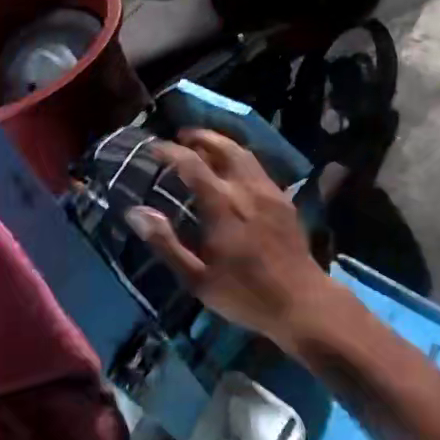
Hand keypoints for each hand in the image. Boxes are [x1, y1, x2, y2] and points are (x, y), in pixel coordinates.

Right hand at [124, 129, 336, 345]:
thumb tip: (136, 212)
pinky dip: (239, 158)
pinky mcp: (284, 200)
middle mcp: (246, 188)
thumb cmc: (245, 294)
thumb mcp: (197, 279)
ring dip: (221, 143)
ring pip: (243, 153)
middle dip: (200, 136)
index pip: (192, 163)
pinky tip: (234, 170)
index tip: (153, 148)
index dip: (170, 151)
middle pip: (223, 147)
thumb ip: (166, 243)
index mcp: (222, 204)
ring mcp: (269, 191)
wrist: (303, 302)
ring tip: (204, 146)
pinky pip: (258, 167)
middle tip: (181, 137)